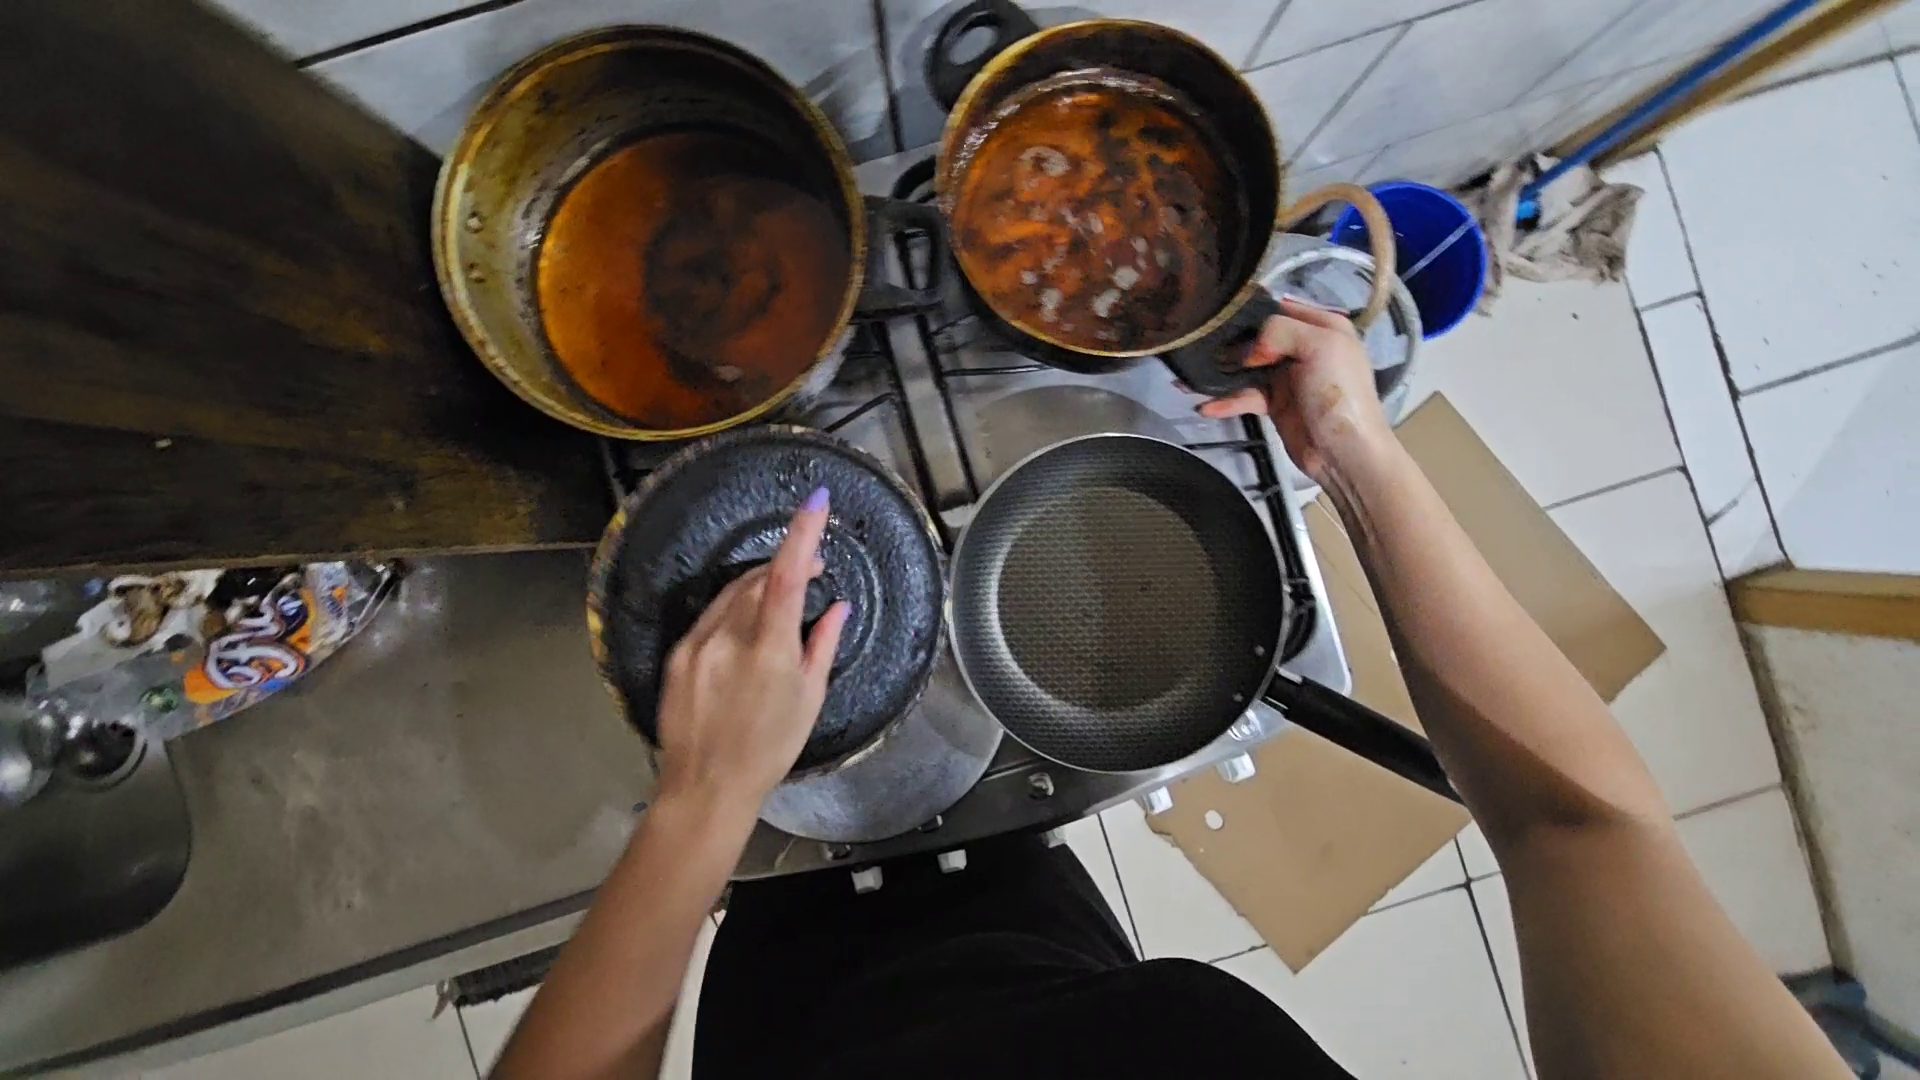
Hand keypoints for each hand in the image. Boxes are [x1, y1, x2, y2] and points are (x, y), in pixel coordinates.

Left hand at [653, 488, 849, 821]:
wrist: (705, 786)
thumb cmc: (769, 747)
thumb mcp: (809, 697)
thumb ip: (822, 643)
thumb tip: (837, 605)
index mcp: (768, 649)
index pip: (785, 575)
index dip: (802, 533)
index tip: (816, 501)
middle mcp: (727, 637)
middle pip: (759, 579)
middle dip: (787, 563)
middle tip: (814, 569)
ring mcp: (697, 644)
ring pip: (733, 593)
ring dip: (760, 584)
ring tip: (784, 597)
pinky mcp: (678, 653)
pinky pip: (712, 614)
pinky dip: (735, 607)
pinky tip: (748, 625)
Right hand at [1197, 297, 1394, 484]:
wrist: (1343, 450)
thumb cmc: (1338, 392)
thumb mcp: (1320, 345)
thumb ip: (1279, 331)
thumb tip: (1246, 351)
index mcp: (1323, 326)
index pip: (1280, 309)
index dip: (1253, 314)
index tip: (1224, 321)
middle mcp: (1304, 347)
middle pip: (1258, 338)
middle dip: (1229, 344)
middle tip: (1200, 350)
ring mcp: (1288, 377)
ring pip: (1246, 369)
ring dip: (1220, 375)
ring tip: (1188, 380)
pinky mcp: (1275, 403)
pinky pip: (1244, 397)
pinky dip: (1226, 402)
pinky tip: (1206, 407)